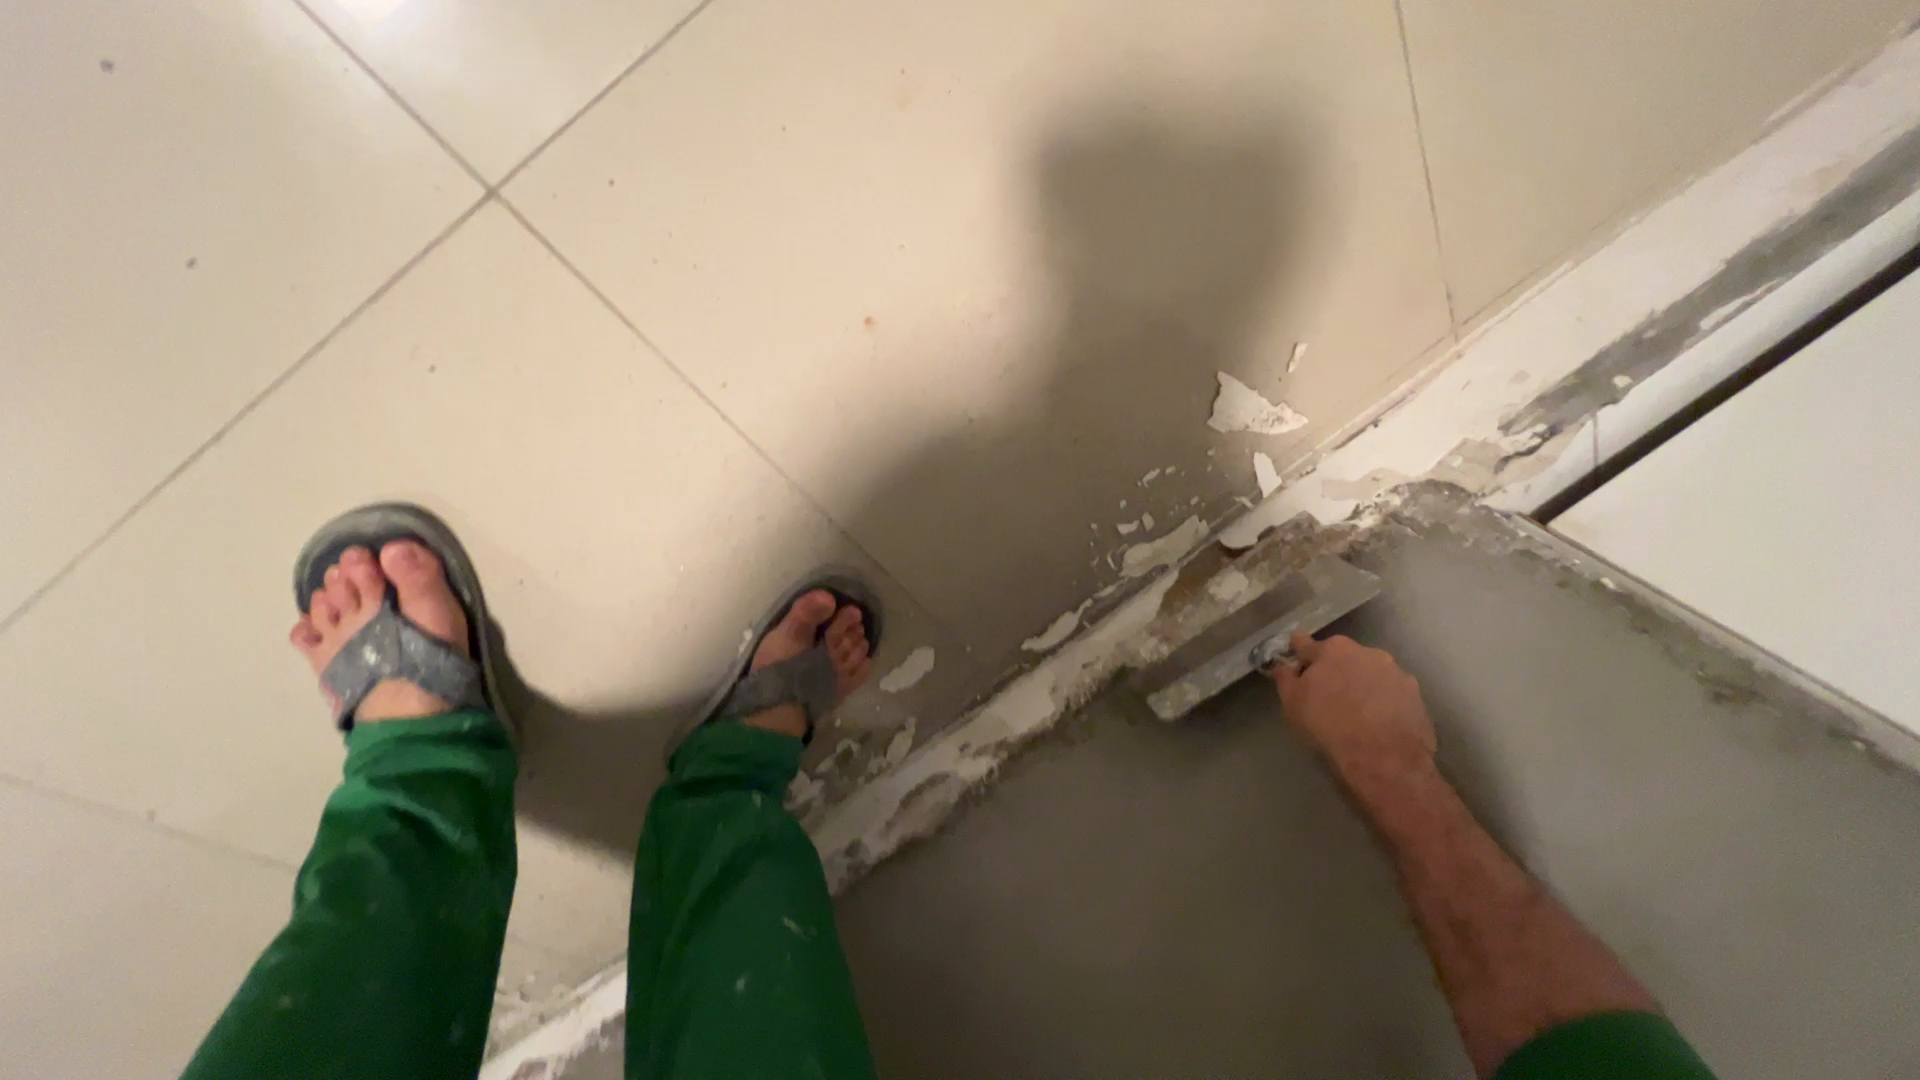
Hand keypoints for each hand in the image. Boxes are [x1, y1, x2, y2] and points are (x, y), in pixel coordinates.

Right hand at [1272, 632, 1436, 786]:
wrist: (1383, 759)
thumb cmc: (1328, 726)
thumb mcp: (1292, 703)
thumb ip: (1286, 679)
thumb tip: (1284, 666)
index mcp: (1334, 649)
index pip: (1306, 644)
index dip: (1298, 656)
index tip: (1295, 667)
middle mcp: (1368, 652)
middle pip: (1343, 657)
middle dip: (1334, 671)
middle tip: (1326, 697)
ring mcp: (1396, 673)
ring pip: (1371, 674)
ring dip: (1362, 686)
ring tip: (1357, 714)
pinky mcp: (1417, 696)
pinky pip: (1392, 694)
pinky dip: (1384, 702)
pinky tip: (1378, 724)